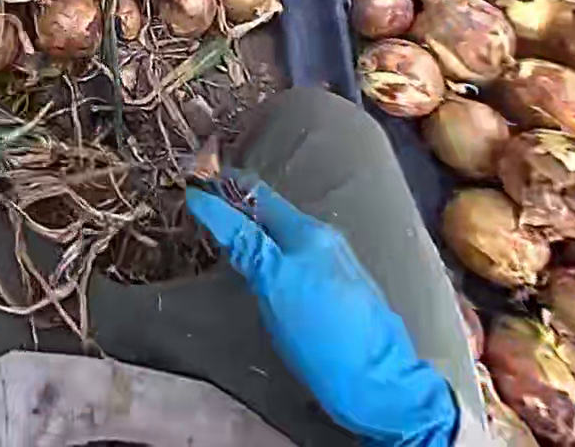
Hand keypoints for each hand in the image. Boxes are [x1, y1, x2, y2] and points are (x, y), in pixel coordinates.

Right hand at [188, 179, 458, 446]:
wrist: (384, 388)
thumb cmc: (324, 334)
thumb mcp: (274, 286)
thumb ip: (242, 242)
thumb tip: (205, 201)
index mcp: (304, 229)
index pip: (255, 193)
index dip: (222, 187)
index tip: (190, 186)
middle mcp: (319, 235)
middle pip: (268, 209)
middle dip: (234, 204)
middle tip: (199, 208)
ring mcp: (330, 259)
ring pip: (279, 230)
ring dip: (249, 225)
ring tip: (219, 231)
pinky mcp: (335, 283)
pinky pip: (291, 251)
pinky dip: (266, 246)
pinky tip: (255, 261)